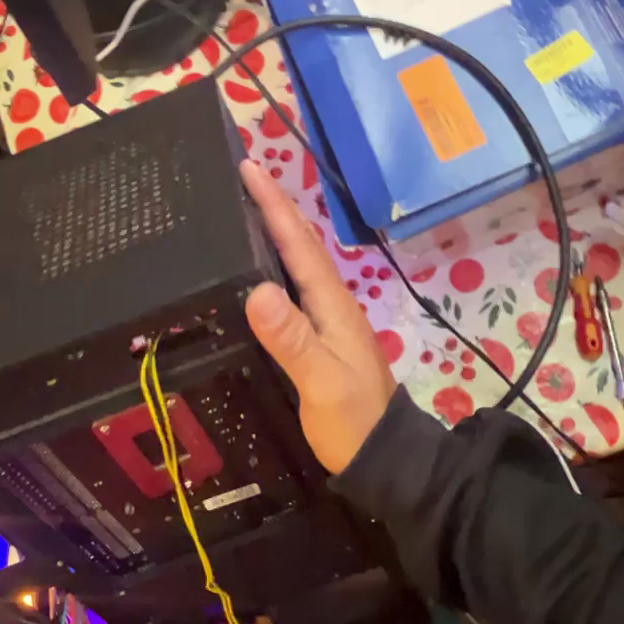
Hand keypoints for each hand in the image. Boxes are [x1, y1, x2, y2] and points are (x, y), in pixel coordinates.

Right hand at [238, 159, 397, 472]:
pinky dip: (276, 267)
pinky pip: (294, 289)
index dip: (274, 206)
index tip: (248, 167)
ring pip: (298, 264)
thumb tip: (258, 290)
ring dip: (275, 233)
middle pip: (300, 245)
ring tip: (244, 209)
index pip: (299, 244)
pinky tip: (258, 272)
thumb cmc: (352, 420)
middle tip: (240, 176)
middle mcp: (331, 303)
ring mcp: (327, 321)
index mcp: (331, 304)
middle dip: (273, 208)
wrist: (382, 456)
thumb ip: (292, 339)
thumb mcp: (320, 381)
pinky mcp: (320, 339)